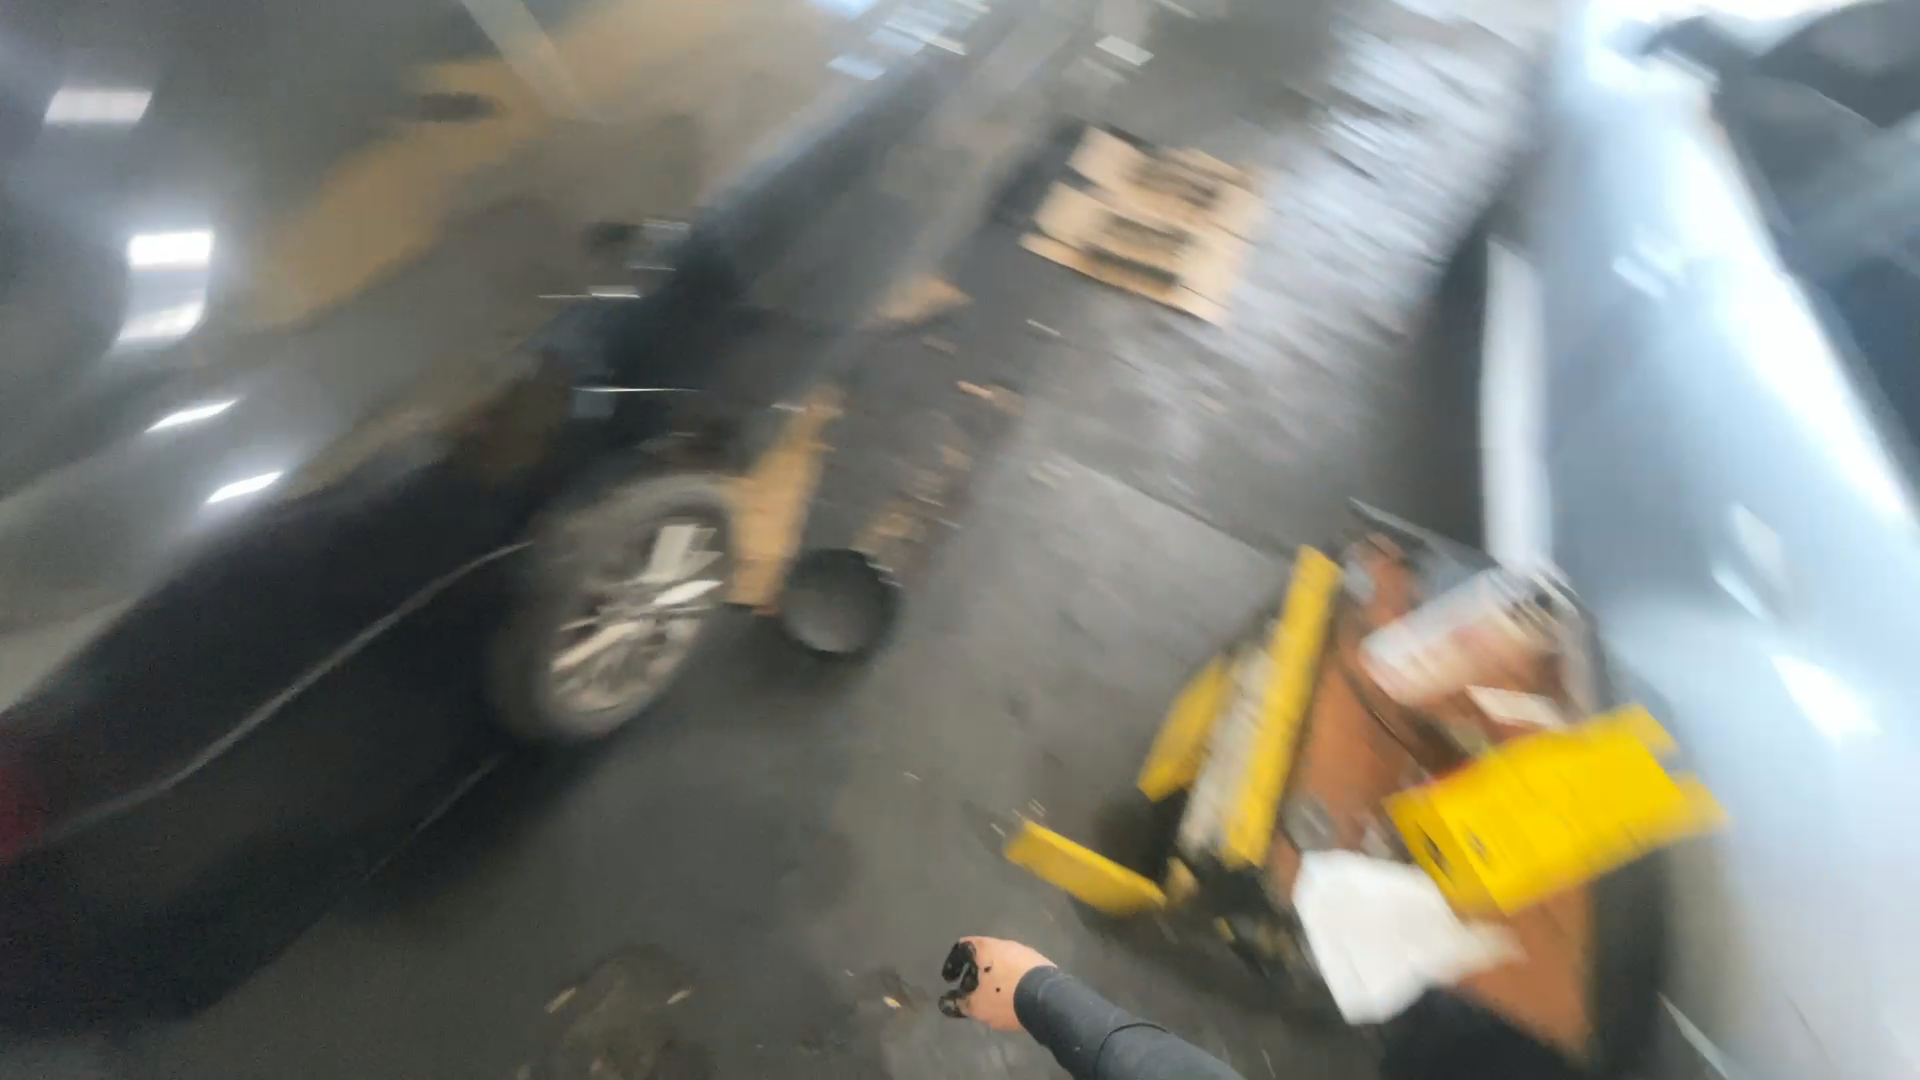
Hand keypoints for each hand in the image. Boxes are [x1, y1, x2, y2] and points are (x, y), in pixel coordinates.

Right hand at [938, 936, 1055, 1031]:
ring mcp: (1022, 950)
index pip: (962, 946)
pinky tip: (1012, 994)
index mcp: (985, 947)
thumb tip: (948, 1001)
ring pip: (1002, 960)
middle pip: (983, 953)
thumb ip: (961, 1002)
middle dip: (975, 971)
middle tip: (971, 989)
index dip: (952, 962)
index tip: (950, 980)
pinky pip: (1018, 967)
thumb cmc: (1005, 997)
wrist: (1047, 998)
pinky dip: (1010, 978)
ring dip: (994, 974)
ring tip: (992, 994)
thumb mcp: (978, 1005)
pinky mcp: (1038, 961)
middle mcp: (1003, 943)